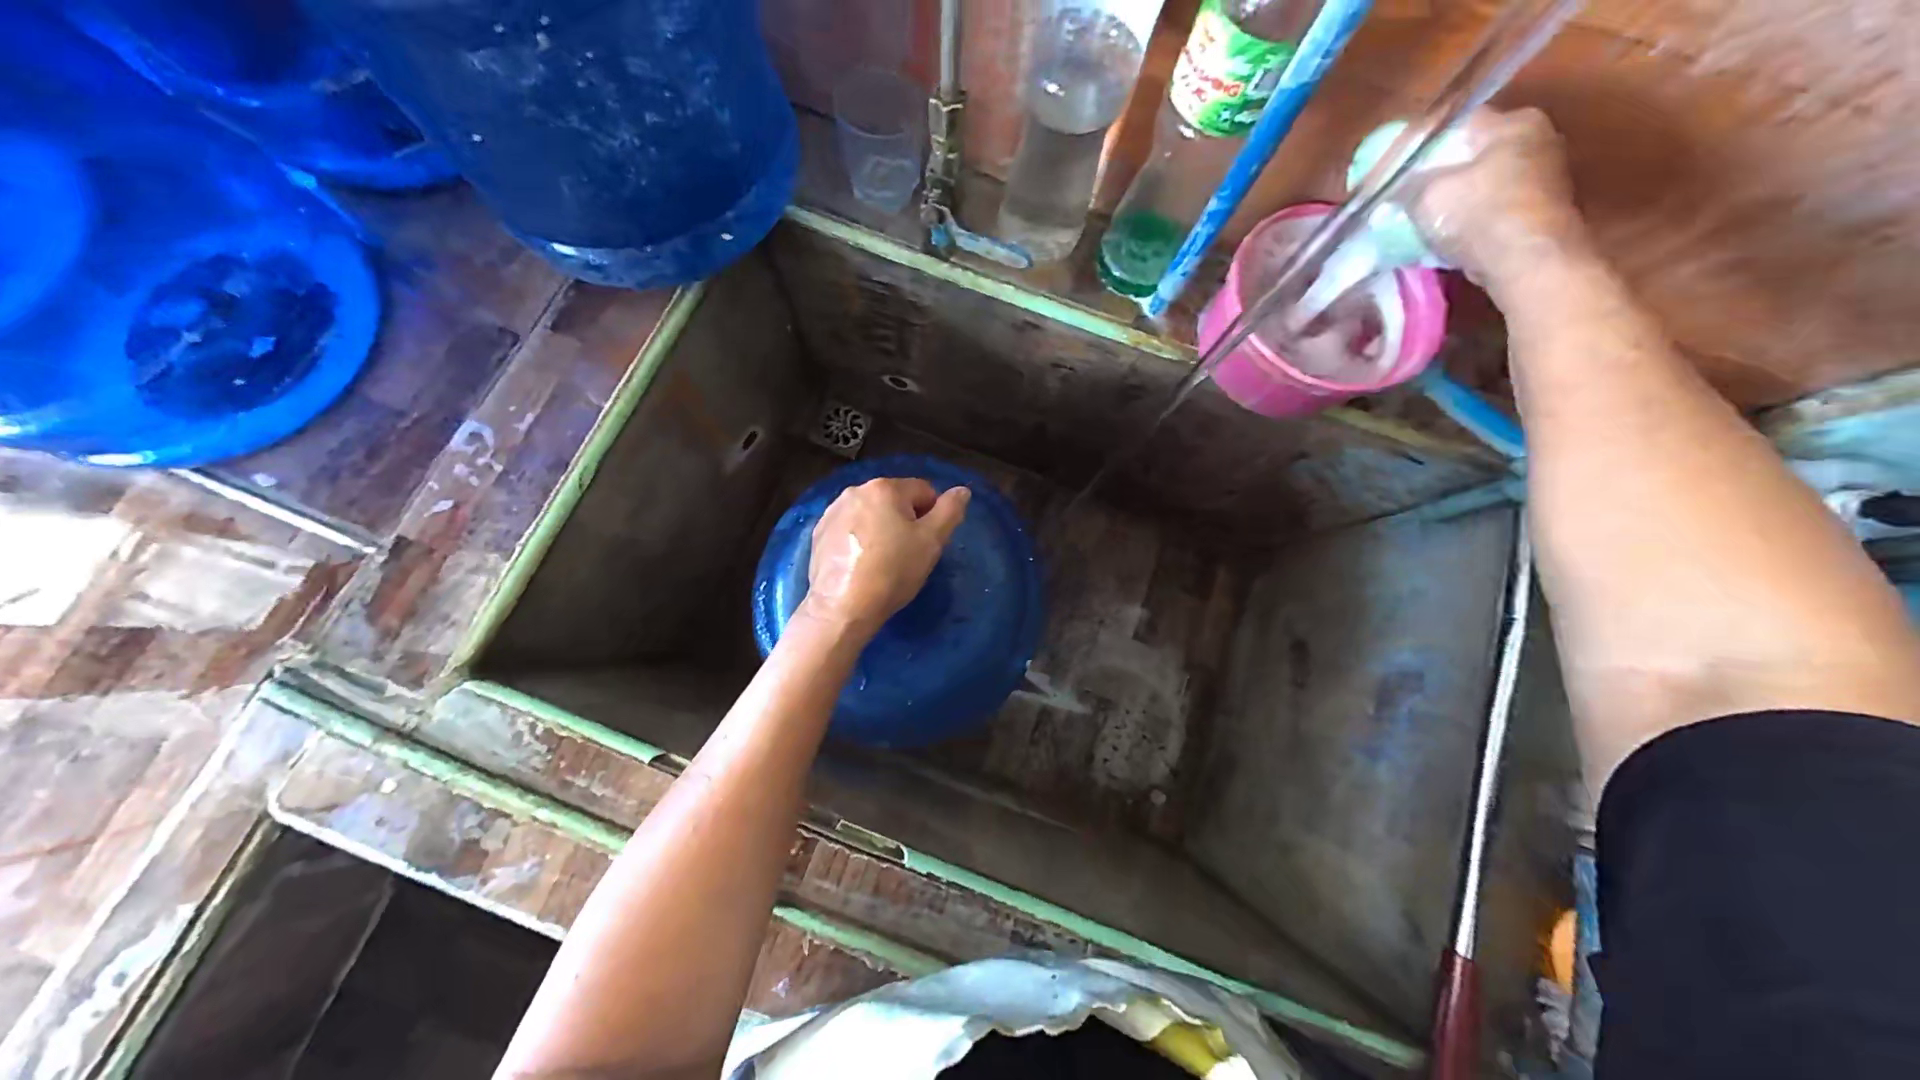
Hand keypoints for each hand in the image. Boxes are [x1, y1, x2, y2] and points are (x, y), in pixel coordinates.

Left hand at [800, 478, 969, 635]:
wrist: (842, 608)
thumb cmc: (893, 572)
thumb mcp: (932, 542)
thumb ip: (950, 511)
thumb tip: (962, 490)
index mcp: (885, 488)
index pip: (924, 491)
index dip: (933, 517)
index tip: (927, 544)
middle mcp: (855, 491)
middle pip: (895, 500)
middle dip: (905, 522)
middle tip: (908, 554)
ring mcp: (832, 512)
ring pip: (871, 514)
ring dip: (882, 529)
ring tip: (883, 561)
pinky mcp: (819, 534)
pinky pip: (850, 529)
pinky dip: (859, 541)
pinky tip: (862, 565)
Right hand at [1409, 107, 1593, 288]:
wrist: (1527, 261)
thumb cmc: (1479, 214)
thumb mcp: (1426, 196)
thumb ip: (1405, 185)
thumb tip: (1388, 188)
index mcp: (1513, 122)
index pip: (1456, 124)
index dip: (1418, 144)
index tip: (1392, 165)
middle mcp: (1536, 139)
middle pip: (1472, 152)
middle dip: (1437, 172)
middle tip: (1403, 192)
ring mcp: (1544, 175)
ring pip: (1482, 180)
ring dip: (1453, 197)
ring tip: (1419, 217)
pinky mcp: (1540, 210)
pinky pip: (1491, 206)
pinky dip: (1468, 216)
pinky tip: (1445, 233)